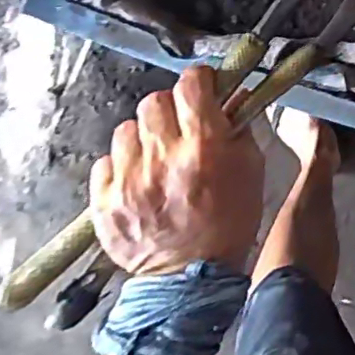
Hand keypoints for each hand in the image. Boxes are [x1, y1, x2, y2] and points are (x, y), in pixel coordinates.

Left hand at [91, 65, 264, 275]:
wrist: (192, 275)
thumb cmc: (230, 219)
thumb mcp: (251, 167)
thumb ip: (241, 128)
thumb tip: (236, 96)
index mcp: (205, 146)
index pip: (191, 86)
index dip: (199, 79)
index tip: (204, 84)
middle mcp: (163, 156)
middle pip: (154, 101)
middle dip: (171, 106)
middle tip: (182, 121)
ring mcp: (129, 179)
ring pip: (127, 129)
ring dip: (145, 135)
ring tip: (159, 154)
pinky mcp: (103, 200)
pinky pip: (106, 162)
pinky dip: (124, 164)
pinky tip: (141, 176)